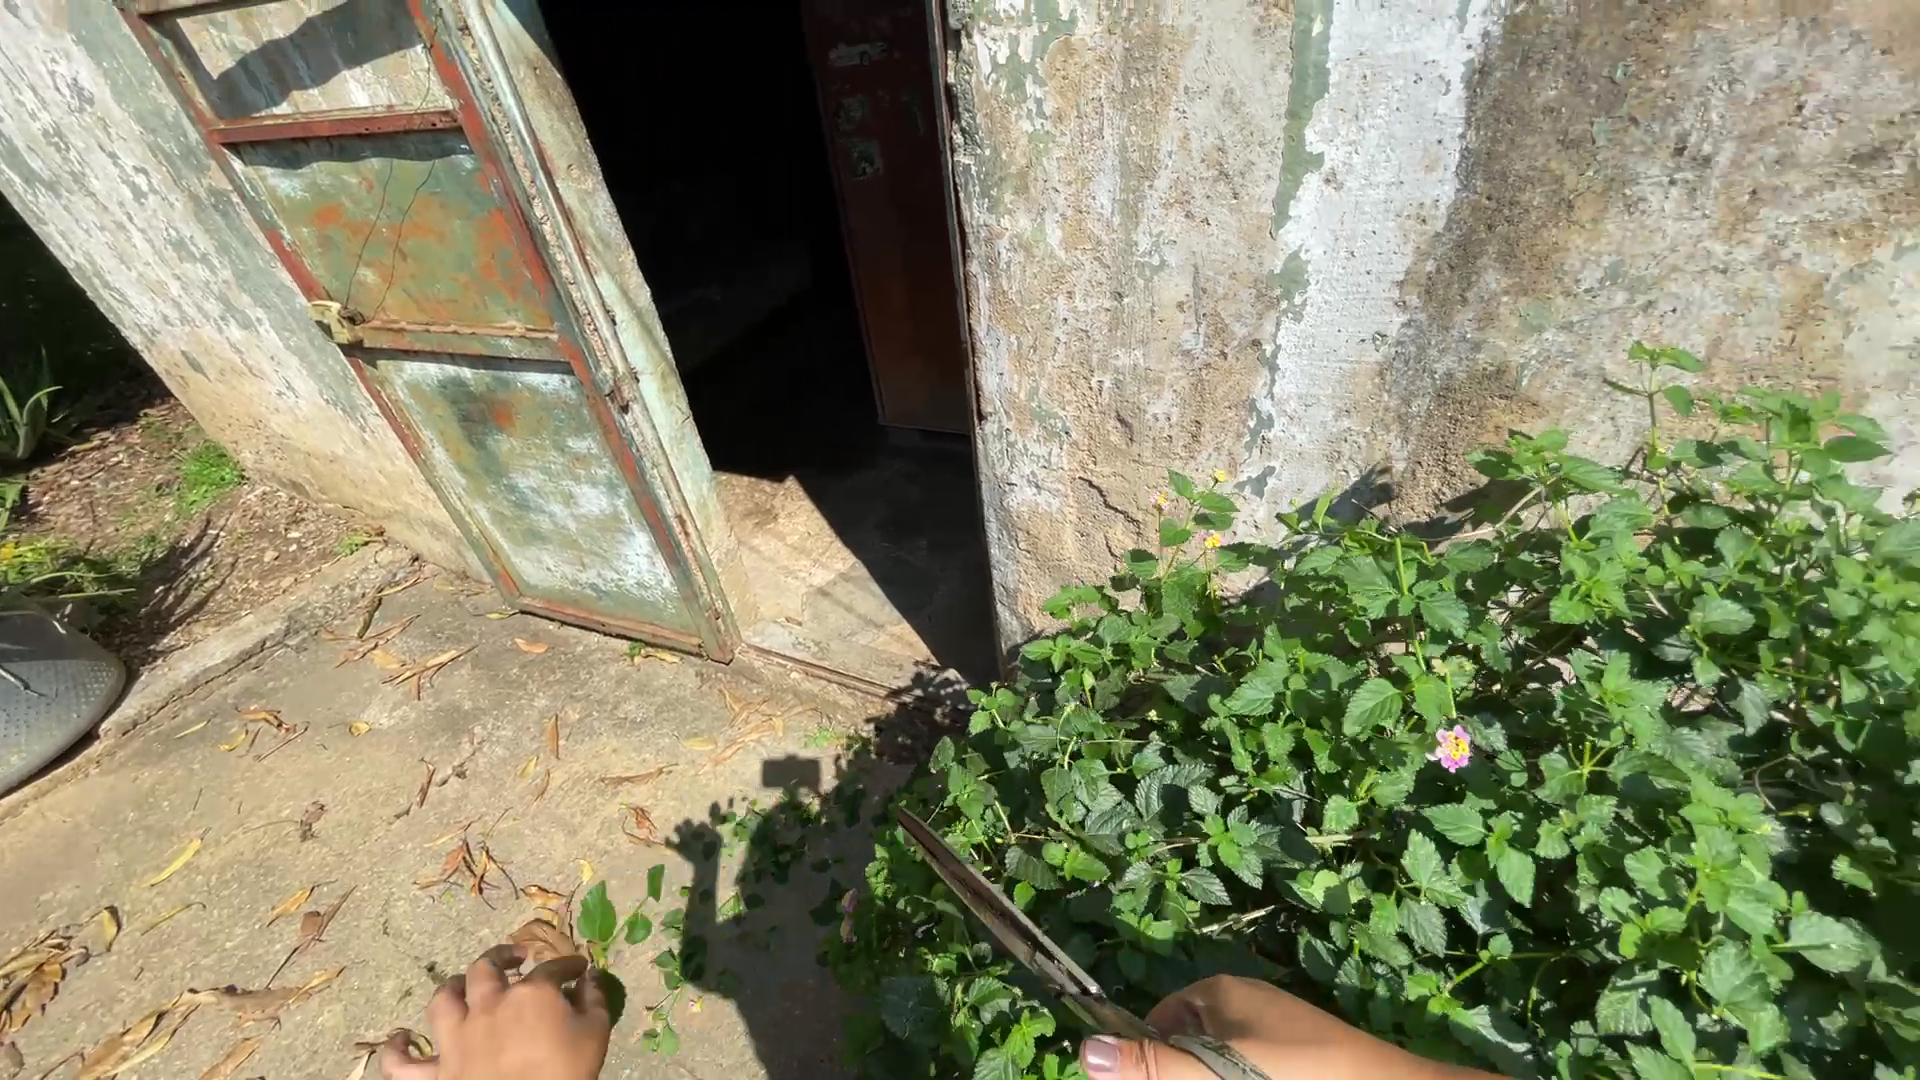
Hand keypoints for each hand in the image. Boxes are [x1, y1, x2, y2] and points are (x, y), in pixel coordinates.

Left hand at [381, 944, 610, 1079]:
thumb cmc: (567, 1074)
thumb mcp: (596, 1030)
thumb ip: (594, 997)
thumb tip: (588, 978)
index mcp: (532, 993)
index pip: (553, 966)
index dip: (568, 965)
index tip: (578, 969)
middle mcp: (489, 1006)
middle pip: (486, 967)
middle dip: (503, 956)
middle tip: (516, 959)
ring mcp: (457, 1040)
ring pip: (442, 1000)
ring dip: (451, 987)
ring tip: (462, 985)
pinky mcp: (435, 1076)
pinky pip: (403, 1064)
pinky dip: (396, 1050)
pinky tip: (399, 1039)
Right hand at [1078, 975, 1499, 1079]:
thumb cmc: (1298, 1074)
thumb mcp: (1216, 1073)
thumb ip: (1153, 1066)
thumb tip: (1083, 1051)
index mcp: (1217, 992)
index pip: (1158, 1022)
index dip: (1147, 1061)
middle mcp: (1243, 1005)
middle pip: (1189, 1047)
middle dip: (1182, 1075)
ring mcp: (1277, 1035)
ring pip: (1223, 1066)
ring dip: (1212, 1078)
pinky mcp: (1302, 1063)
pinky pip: (1254, 1070)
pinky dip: (1244, 1078)